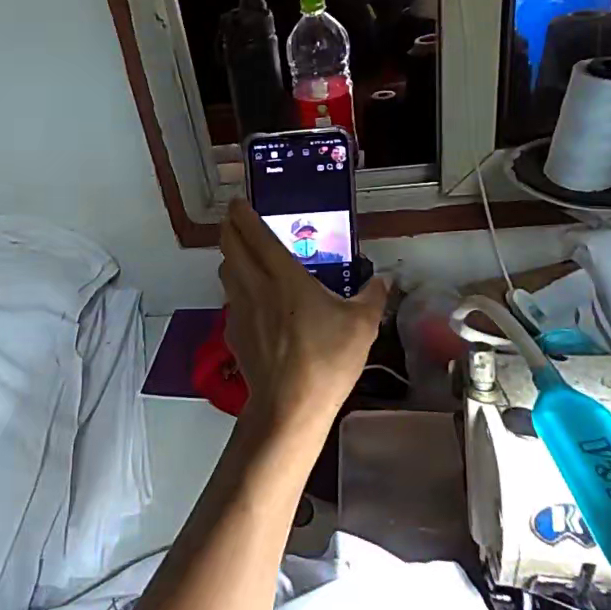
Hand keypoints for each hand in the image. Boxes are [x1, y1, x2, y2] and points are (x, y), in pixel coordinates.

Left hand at [218, 199, 389, 439]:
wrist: (290, 406)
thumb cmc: (327, 359)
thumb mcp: (362, 324)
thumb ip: (373, 296)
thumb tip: (383, 280)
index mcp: (284, 277)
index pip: (255, 235)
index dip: (243, 214)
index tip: (238, 202)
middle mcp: (255, 288)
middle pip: (231, 249)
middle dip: (230, 230)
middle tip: (237, 222)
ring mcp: (240, 313)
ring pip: (227, 275)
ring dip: (231, 260)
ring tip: (245, 259)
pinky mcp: (235, 336)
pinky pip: (231, 303)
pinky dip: (237, 292)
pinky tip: (253, 304)